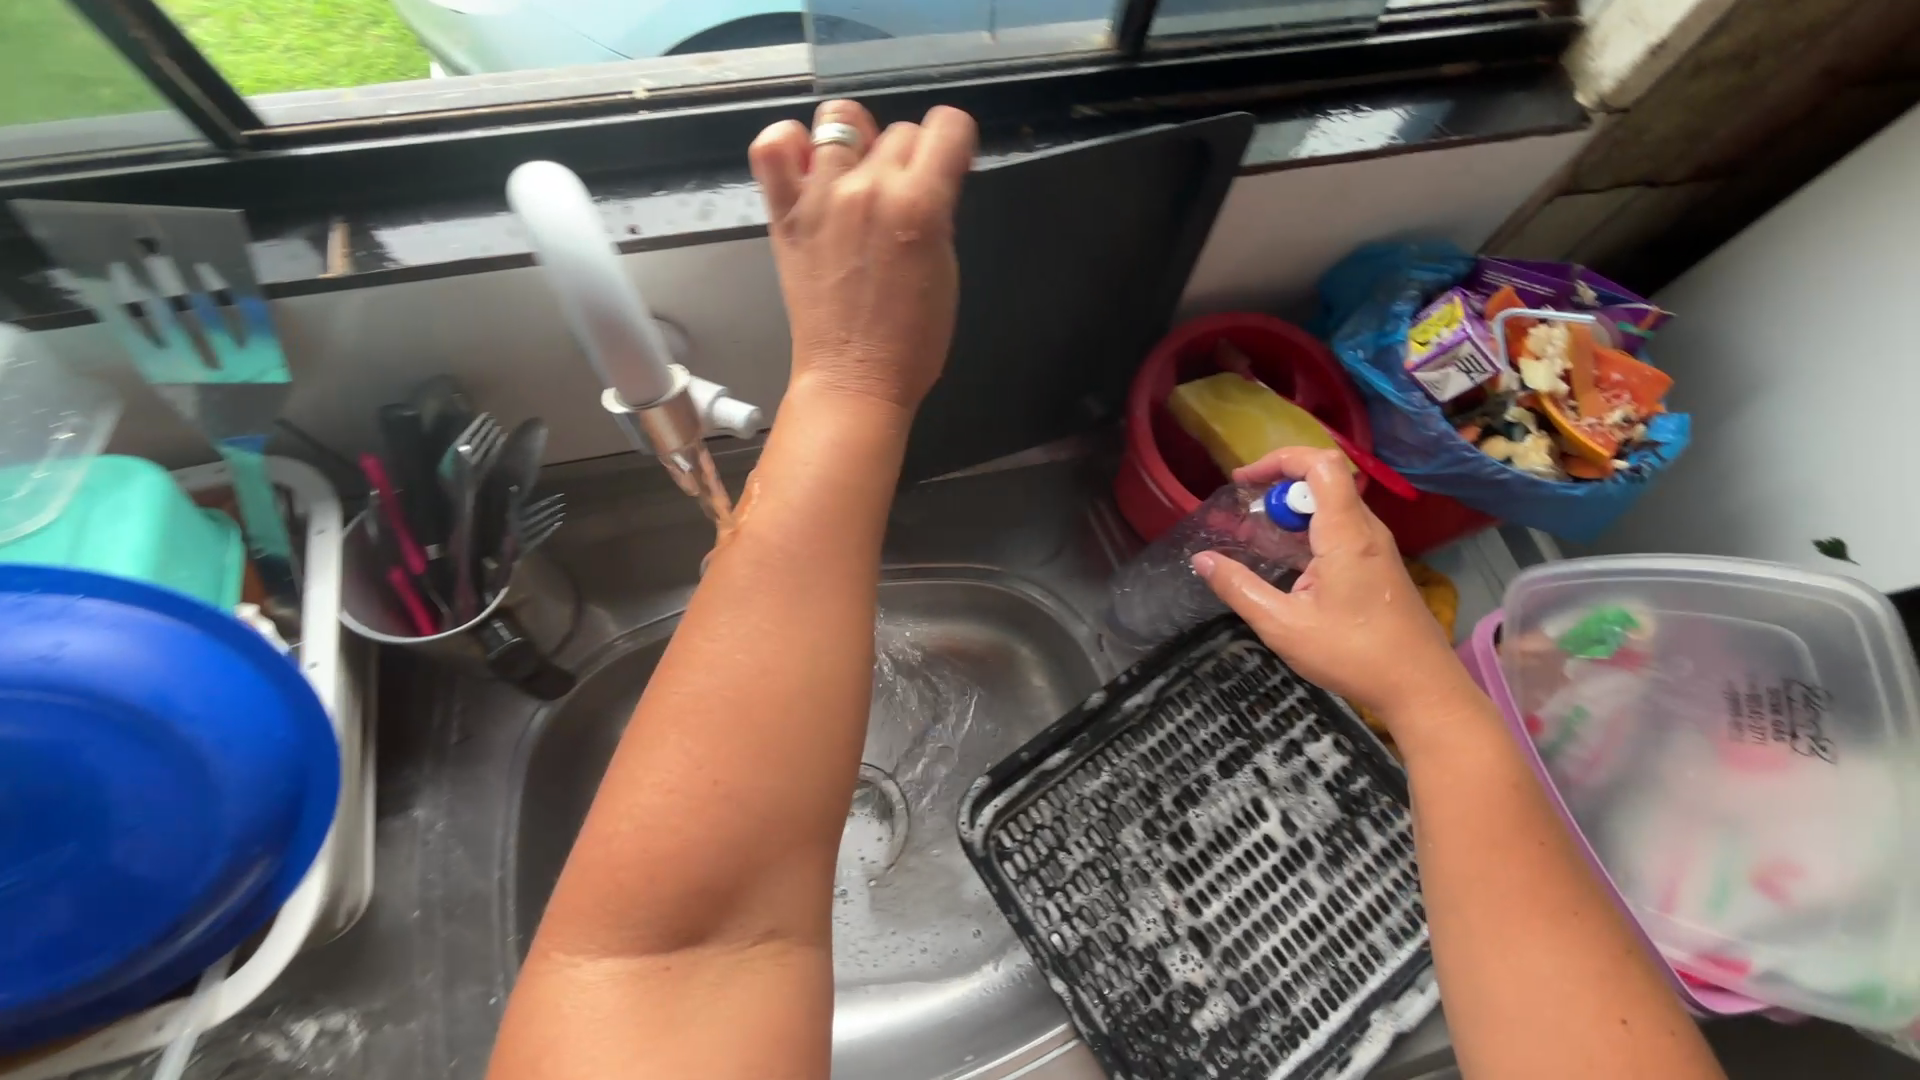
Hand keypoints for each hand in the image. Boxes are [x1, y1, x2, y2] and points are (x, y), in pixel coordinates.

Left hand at [749, 100, 977, 411]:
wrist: (855, 381)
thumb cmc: (911, 343)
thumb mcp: (946, 271)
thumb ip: (939, 216)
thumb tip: (930, 184)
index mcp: (921, 204)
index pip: (948, 126)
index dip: (955, 144)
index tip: (950, 167)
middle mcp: (870, 188)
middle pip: (899, 131)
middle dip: (910, 158)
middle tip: (904, 200)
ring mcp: (821, 197)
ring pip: (840, 119)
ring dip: (857, 143)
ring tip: (857, 179)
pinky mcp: (785, 215)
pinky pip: (772, 146)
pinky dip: (788, 145)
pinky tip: (808, 170)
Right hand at [1192, 447, 1467, 719]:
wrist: (1421, 689)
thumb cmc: (1353, 656)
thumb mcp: (1283, 626)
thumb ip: (1239, 588)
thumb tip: (1202, 560)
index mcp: (1347, 535)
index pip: (1321, 465)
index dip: (1279, 459)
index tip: (1243, 482)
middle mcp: (1365, 531)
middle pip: (1322, 480)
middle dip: (1276, 488)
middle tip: (1240, 513)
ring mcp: (1374, 548)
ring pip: (1329, 506)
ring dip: (1289, 513)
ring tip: (1252, 537)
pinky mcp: (1376, 565)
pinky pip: (1337, 529)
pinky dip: (1304, 533)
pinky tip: (1282, 563)